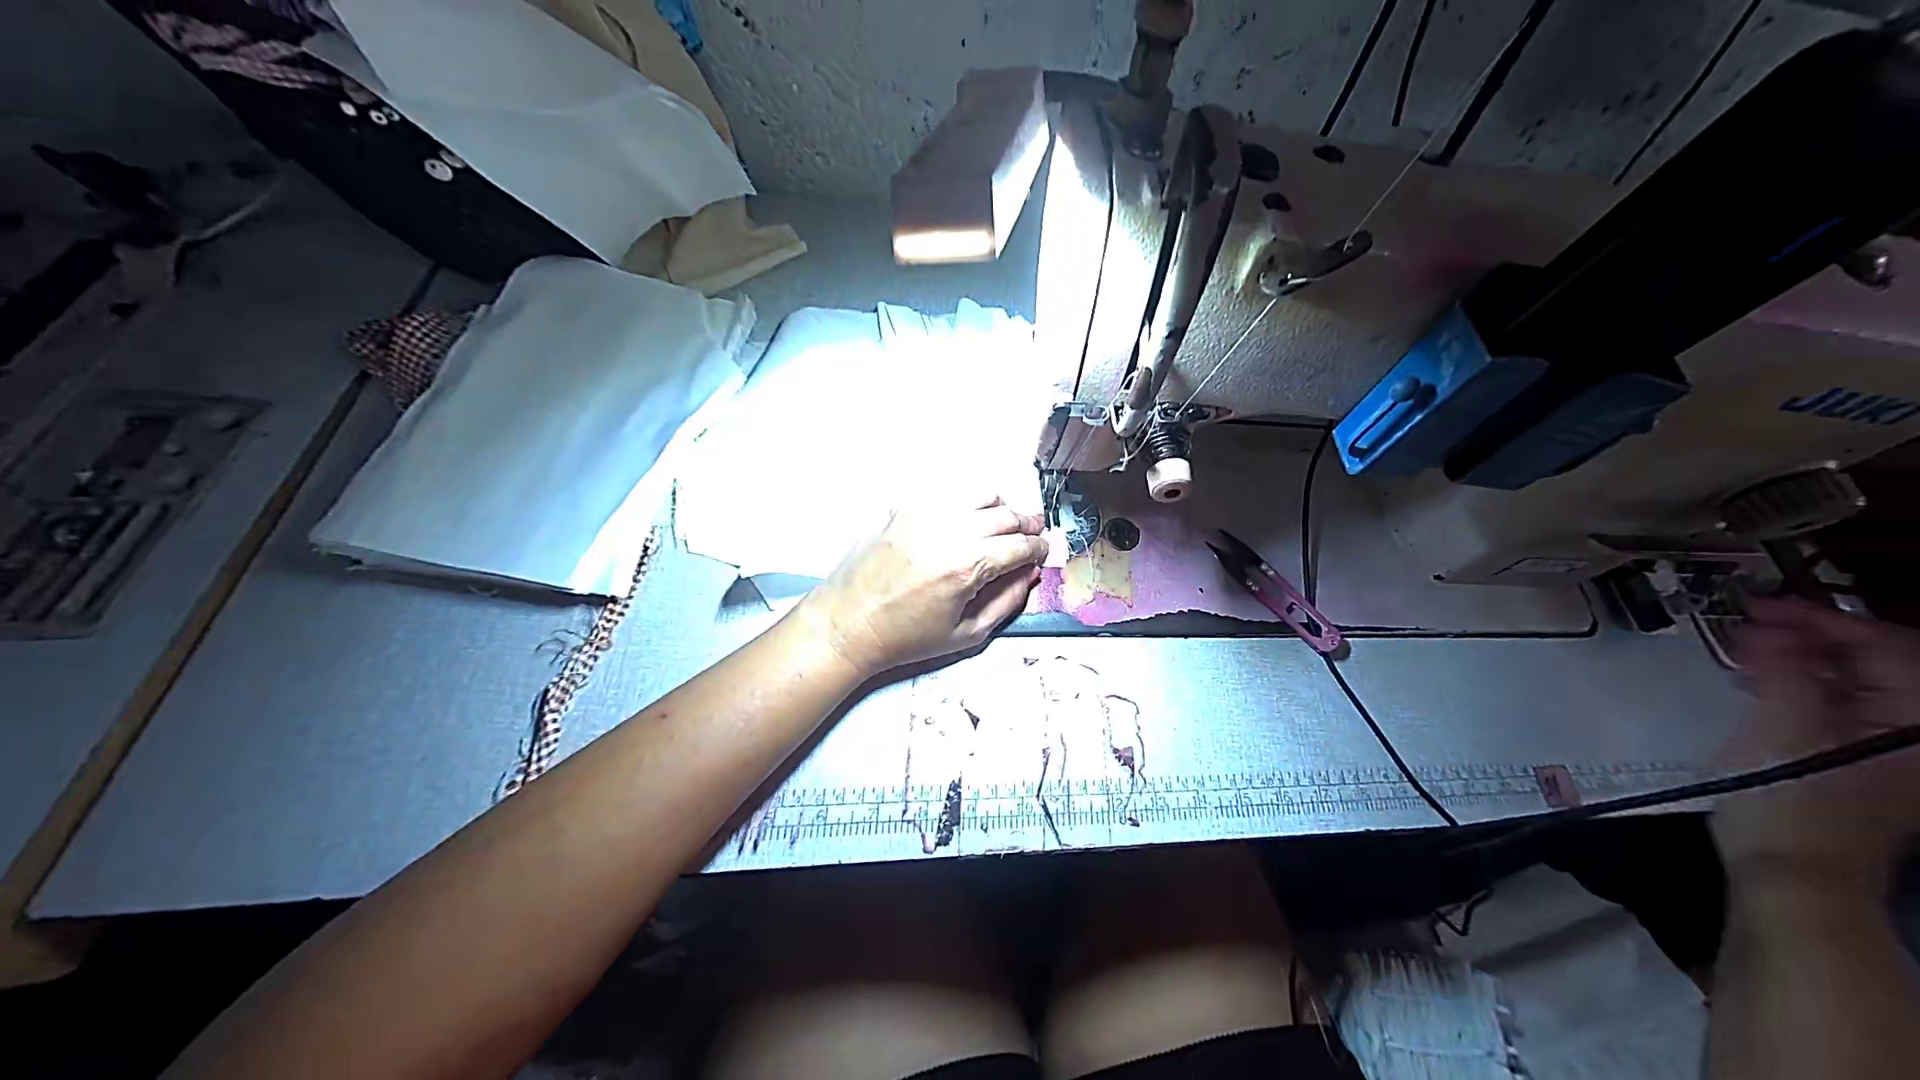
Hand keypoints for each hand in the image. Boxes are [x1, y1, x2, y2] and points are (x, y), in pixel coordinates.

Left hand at [796, 497, 1049, 677]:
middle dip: (1027, 524)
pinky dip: (966, 503)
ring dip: (1000, 508)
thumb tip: (1028, 575)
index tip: (1042, 552)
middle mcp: (949, 532)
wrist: (848, 623)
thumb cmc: (903, 637)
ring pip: (980, 494)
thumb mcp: (966, 633)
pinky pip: (948, 494)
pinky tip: (967, 520)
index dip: (1039, 548)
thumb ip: (1007, 601)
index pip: (1021, 545)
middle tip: (1033, 533)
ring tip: (1003, 523)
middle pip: (1006, 514)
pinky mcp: (905, 508)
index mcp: (967, 566)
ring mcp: (924, 514)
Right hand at [1715, 599, 1919, 896]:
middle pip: (1883, 664)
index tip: (1759, 606)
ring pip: (1863, 684)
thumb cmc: (1788, 804)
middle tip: (1751, 623)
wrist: (1792, 877)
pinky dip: (1808, 686)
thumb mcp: (1780, 732)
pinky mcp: (1869, 764)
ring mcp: (1900, 754)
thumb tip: (1773, 630)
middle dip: (1816, 636)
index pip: (1887, 647)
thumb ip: (1783, 674)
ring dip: (1808, 660)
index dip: (1823, 619)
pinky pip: (1848, 707)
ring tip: (1751, 650)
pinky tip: (1767, 683)